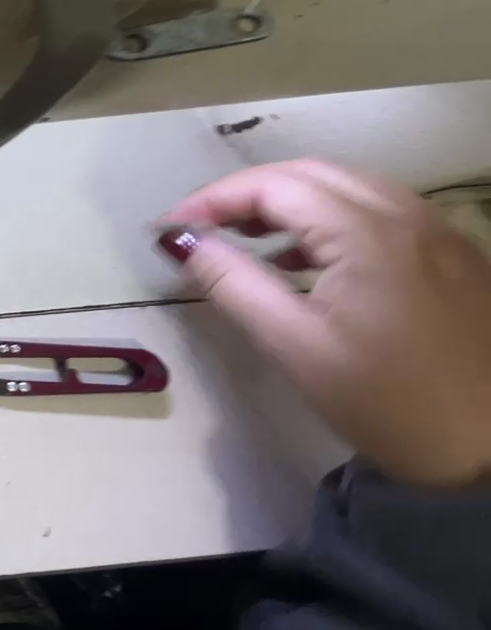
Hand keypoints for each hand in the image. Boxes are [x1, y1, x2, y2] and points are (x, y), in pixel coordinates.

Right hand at [159, 159, 490, 488]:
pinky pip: (377, 211)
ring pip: (346, 185)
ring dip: (284, 199)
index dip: (212, 198)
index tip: (171, 228)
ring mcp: (442, 240)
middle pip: (310, 174)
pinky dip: (323, 215)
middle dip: (245, 191)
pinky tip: (299, 256)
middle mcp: (413, 223)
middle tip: (200, 225)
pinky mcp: (453, 262)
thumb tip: (178, 239)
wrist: (489, 456)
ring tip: (242, 235)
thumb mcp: (289, 341)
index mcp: (371, 238)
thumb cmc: (383, 398)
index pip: (273, 186)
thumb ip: (228, 280)